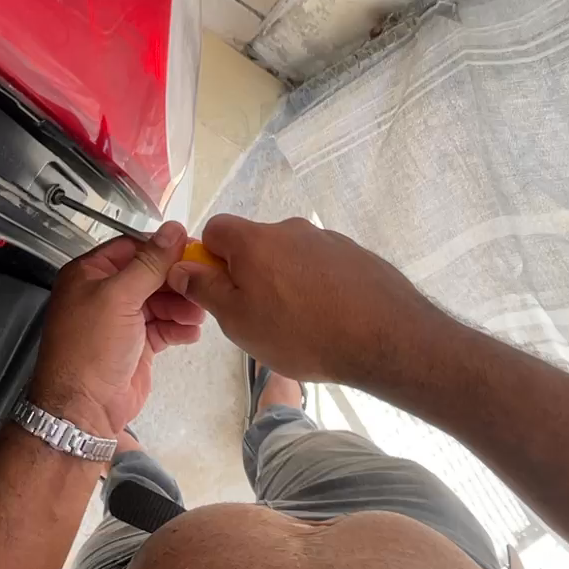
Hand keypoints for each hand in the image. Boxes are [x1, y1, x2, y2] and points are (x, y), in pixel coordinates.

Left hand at [28, 223, 204, 440]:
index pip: (131, 248)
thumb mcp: (119, 297)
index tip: (191, 249)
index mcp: (89, 274)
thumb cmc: (89, 349)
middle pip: (149, 275)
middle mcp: (103, 294)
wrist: (84, 407)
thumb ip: (149, 263)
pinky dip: (178, 328)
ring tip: (198, 313)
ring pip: (159, 302)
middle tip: (201, 284)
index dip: (161, 248)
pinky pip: (162, 328)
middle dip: (175, 281)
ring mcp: (120, 320)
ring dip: (181, 306)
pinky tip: (191, 332)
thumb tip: (173, 231)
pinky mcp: (135, 345)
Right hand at [165, 215, 457, 389]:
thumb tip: (181, 267)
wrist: (387, 339)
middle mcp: (291, 229)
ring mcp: (328, 240)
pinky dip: (315, 287)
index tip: (219, 290)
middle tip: (257, 315)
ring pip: (289, 257)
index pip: (216, 228)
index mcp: (255, 240)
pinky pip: (320, 267)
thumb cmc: (300, 333)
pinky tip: (328, 319)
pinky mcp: (356, 257)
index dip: (209, 258)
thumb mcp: (238, 320)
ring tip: (298, 324)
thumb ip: (205, 289)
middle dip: (247, 273)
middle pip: (254, 244)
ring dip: (283, 281)